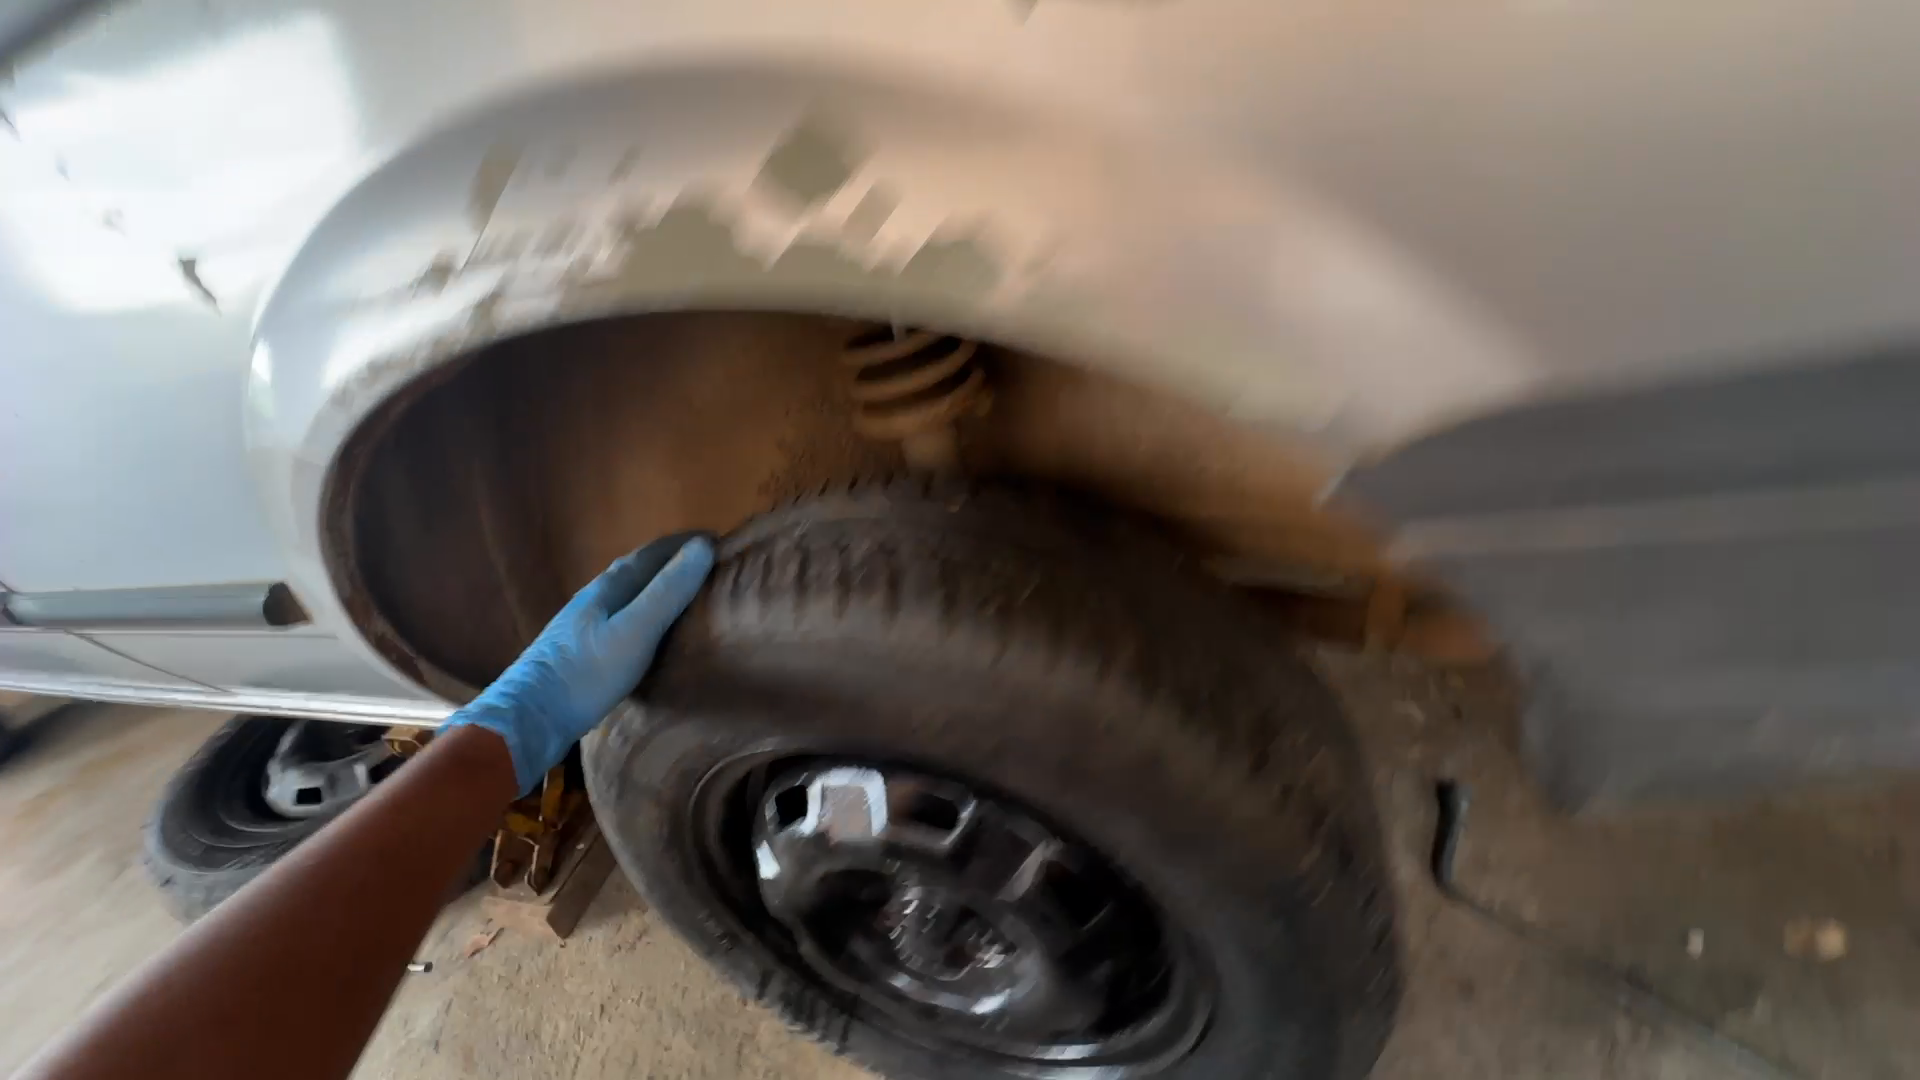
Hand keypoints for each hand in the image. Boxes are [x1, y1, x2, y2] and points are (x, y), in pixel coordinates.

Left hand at [445, 532, 716, 792]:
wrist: (530, 718)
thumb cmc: (588, 672)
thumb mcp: (636, 630)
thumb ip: (669, 590)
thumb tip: (703, 547)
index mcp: (611, 585)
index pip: (654, 551)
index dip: (686, 544)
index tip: (720, 541)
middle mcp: (597, 595)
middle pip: (641, 568)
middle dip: (675, 561)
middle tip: (712, 565)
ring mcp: (586, 621)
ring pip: (631, 591)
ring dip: (661, 584)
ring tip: (690, 592)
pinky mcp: (584, 646)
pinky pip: (626, 614)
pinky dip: (648, 609)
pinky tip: (654, 627)